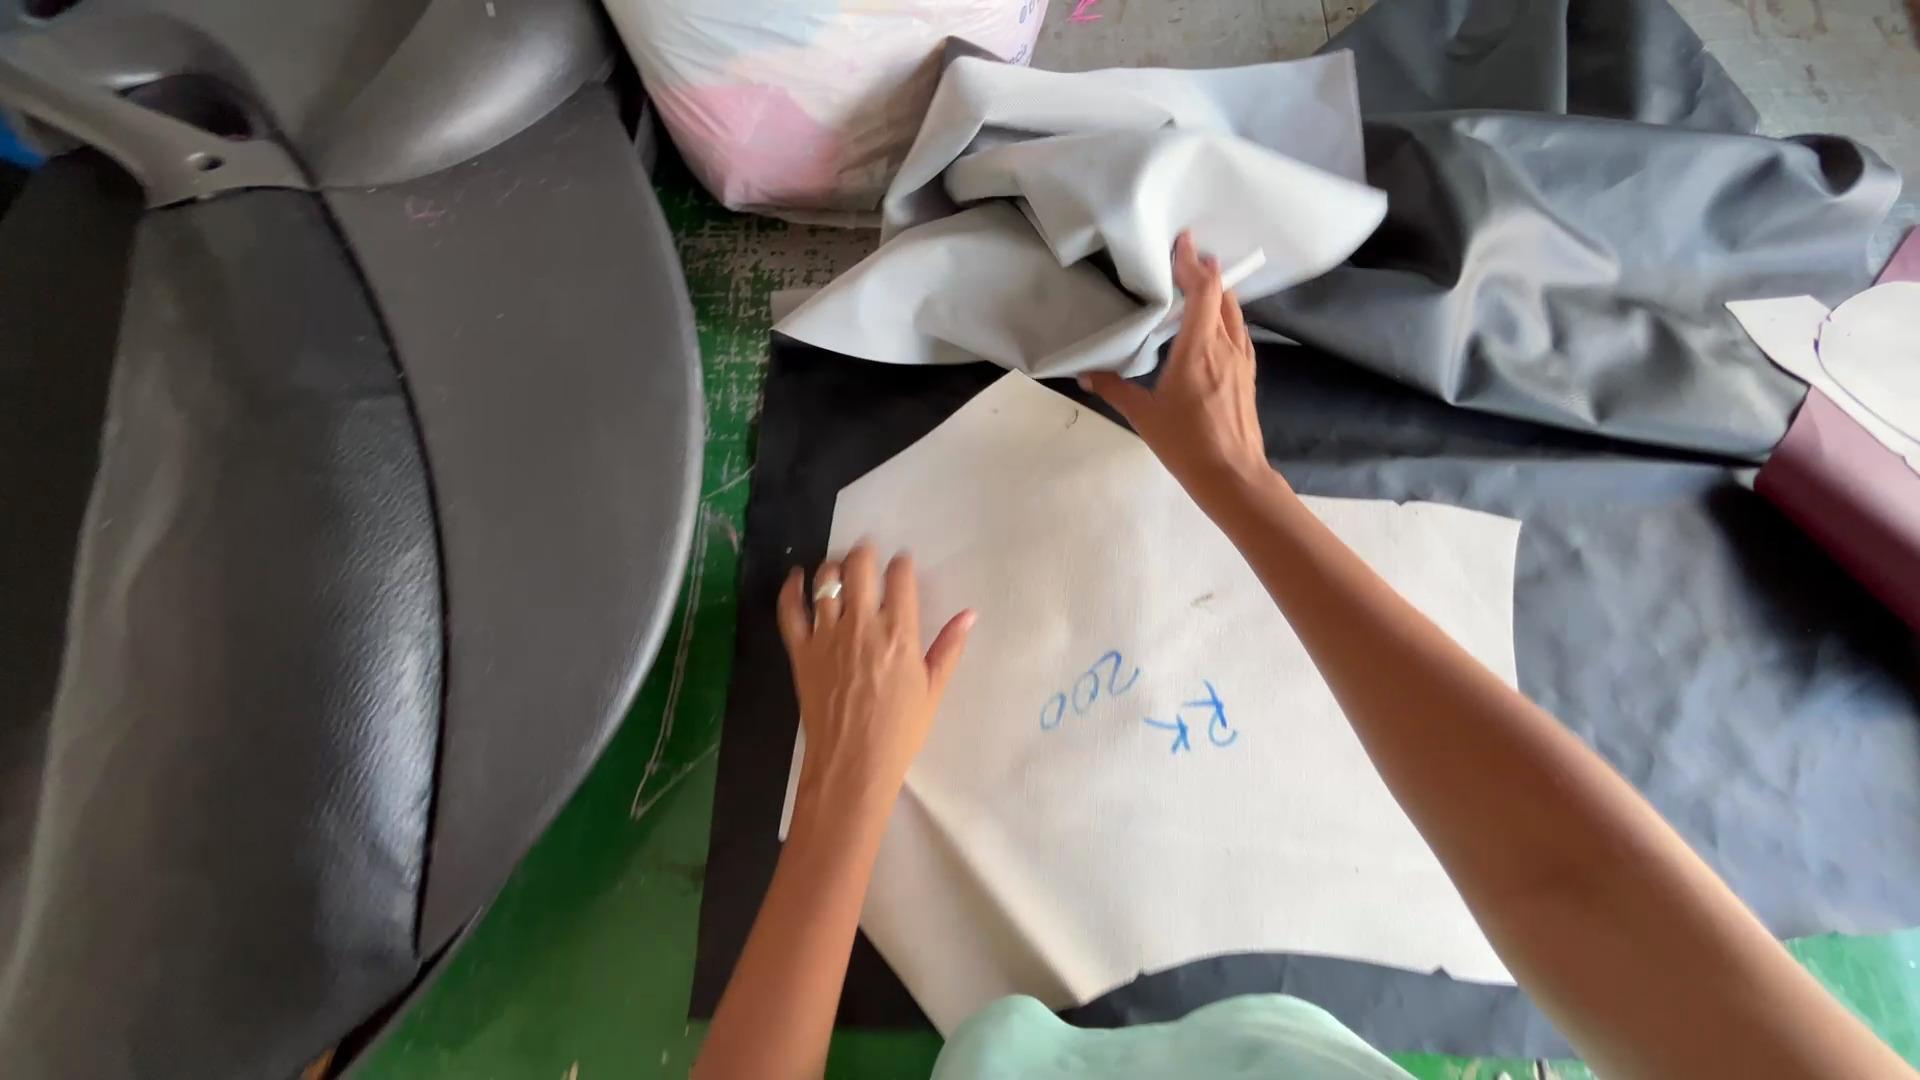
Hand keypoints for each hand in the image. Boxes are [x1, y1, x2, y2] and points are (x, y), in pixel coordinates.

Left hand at [778, 544, 974, 822]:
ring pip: (826, 581)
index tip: (901, 563)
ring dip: (834, 566)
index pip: (899, 577)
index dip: (901, 563)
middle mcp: (862, 624)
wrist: (853, 763)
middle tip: (868, 552)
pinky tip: (797, 577)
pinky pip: (791, 610)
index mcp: (899, 632)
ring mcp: (827, 635)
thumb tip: (970, 614)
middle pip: (860, 567)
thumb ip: (949, 647)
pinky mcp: (801, 650)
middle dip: (865, 553)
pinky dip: (792, 588)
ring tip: (839, 566)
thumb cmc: (900, 730)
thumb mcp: (933, 689)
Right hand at [1080, 231, 1268, 497]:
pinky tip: (1214, 326)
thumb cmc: (1186, 443)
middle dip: (1205, 272)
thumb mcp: (1143, 415)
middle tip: (1186, 259)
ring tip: (1199, 284)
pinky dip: (1226, 316)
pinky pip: (1239, 332)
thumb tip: (1087, 374)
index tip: (1182, 242)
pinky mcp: (1248, 374)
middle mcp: (1225, 346)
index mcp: (1199, 349)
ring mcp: (1242, 360)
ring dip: (1218, 293)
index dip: (1193, 263)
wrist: (1232, 474)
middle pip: (1222, 294)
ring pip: (1234, 312)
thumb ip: (1115, 389)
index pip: (1203, 291)